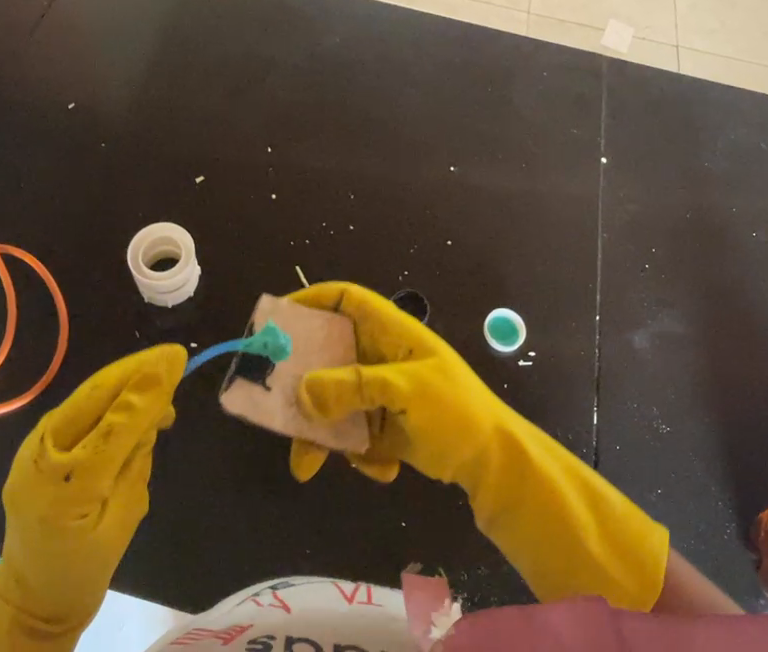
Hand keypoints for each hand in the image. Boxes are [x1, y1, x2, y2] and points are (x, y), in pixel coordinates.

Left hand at [0, 345, 183, 651]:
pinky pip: (78, 410)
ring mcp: (33, 447)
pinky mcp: (34, 444)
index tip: (177, 360)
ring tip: (163, 379)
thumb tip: (154, 414)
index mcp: (67, 487)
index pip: (115, 425)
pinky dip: (109, 397)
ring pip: (85, 397)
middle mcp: (43, 456)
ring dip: (124, 381)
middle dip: (135, 370)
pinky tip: (136, 400)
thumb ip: (136, 466)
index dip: (148, 389)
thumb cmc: (84, 568)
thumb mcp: (122, 523)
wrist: (30, 591)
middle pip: (94, 396)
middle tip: (173, 354)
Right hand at [286, 283, 670, 610]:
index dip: (310, 301)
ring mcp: (380, 393)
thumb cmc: (456, 413)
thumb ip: (355, 387)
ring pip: (331, 402)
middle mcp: (380, 357)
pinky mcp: (382, 426)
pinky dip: (356, 453)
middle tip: (272, 406)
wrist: (495, 465)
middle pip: (325, 356)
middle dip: (300, 386)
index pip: (346, 299)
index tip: (276, 320)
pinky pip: (350, 433)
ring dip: (319, 434)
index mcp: (391, 333)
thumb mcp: (407, 392)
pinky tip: (383, 467)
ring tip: (307, 466)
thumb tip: (303, 391)